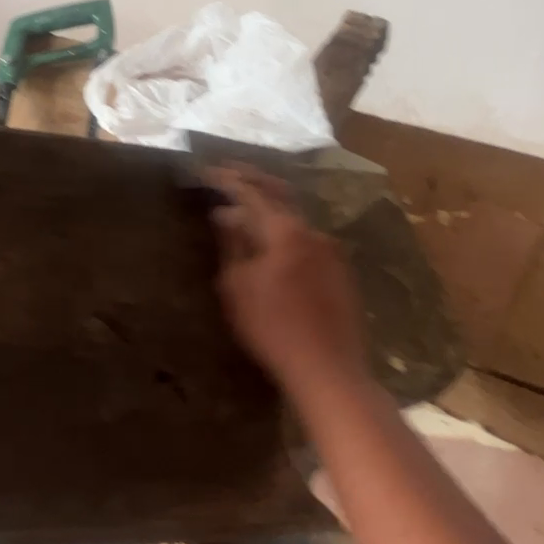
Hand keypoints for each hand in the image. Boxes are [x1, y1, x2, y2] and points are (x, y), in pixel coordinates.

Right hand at [206, 164, 366, 392]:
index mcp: (285, 231)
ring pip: (293, 215)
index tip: (203, 172)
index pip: (250, 193)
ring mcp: (331, 251)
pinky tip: (269, 240)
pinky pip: (304, 236)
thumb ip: (231, 243)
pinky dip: (282, 227)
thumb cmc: (272, 328)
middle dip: (251, 180)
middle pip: (279, 193)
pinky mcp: (339, 271)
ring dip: (268, 206)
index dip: (224, 180)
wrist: (329, 370)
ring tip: (243, 206)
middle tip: (226, 173)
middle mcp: (312, 231)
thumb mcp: (237, 285)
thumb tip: (224, 214)